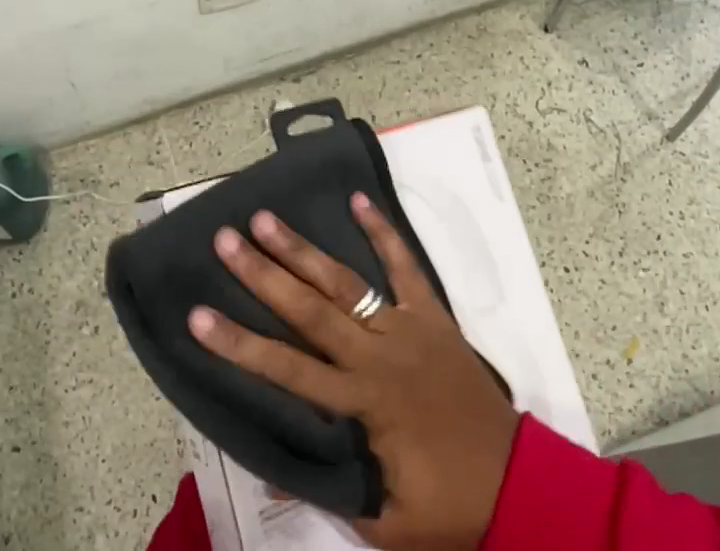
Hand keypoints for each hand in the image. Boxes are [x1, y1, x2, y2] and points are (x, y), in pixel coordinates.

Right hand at [188, 192, 519, 550]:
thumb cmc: (448, 505)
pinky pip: (407, 268)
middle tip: (224, 239)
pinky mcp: (434, 318)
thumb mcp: (383, 522)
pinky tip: (359, 200)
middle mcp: (379, 356)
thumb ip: (326, 491)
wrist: (522, 483)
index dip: (239, 344)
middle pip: (309, 310)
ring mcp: (408, 330)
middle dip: (263, 274)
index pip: (286, 369)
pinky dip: (384, 233)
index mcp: (362, 403)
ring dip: (302, 249)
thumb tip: (267, 473)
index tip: (197, 316)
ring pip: (346, 282)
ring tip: (264, 217)